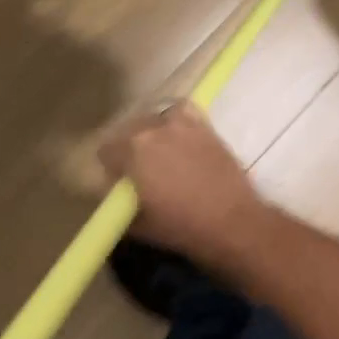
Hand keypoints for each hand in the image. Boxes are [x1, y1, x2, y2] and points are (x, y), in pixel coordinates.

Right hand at [100, 101, 270, 261]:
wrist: (232, 221)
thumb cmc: (182, 226)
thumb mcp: (138, 224)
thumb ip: (120, 205)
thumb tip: (118, 197)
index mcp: (132, 150)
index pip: (106, 149)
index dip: (110, 167)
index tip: (119, 183)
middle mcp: (154, 129)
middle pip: (129, 130)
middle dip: (129, 149)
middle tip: (140, 172)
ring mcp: (183, 124)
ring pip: (155, 119)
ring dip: (151, 133)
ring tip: (160, 153)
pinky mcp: (206, 127)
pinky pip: (184, 112)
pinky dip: (177, 121)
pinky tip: (181, 138)